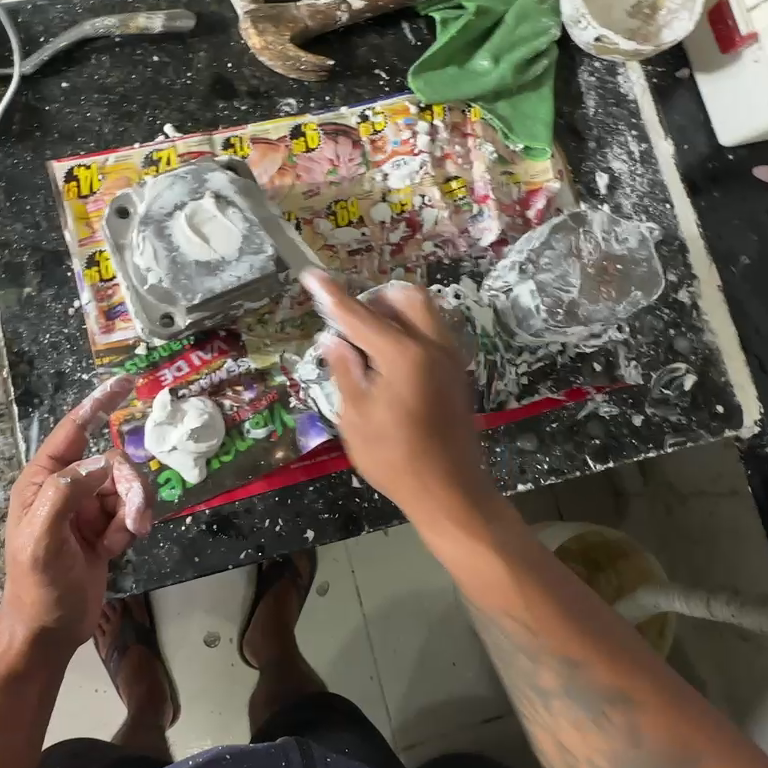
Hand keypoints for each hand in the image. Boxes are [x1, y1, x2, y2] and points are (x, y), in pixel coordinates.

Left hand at [0, 375, 152, 663]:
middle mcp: (65, 486)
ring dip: (133, 509)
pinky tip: (118, 548)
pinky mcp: (104, 526)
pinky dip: (131, 526)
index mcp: (42, 481)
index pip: (74, 430)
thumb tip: (101, 461)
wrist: (50, 631)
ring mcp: (86, 506)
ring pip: (126, 485)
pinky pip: (131, 510)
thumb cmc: (37, 586)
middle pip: (112, 462)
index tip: (126, 382)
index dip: (99, 404)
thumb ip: (66, 494)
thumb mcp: (42, 540)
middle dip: (129, 486)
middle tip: (134, 520)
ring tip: (127, 537)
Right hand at [301, 270, 498, 514]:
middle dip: (376, 298)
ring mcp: (450, 358)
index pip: (360, 315)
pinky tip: (388, 359)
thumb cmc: (394, 459)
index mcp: (404, 355)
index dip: (332, 296)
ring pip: (425, 312)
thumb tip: (331, 339)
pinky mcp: (456, 373)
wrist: (449, 491)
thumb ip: (344, 371)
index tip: (311, 276)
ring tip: (367, 338)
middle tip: (350, 318)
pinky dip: (409, 331)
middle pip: (407, 298)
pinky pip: (433, 333)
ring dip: (395, 313)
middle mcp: (433, 346)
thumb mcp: (356, 418)